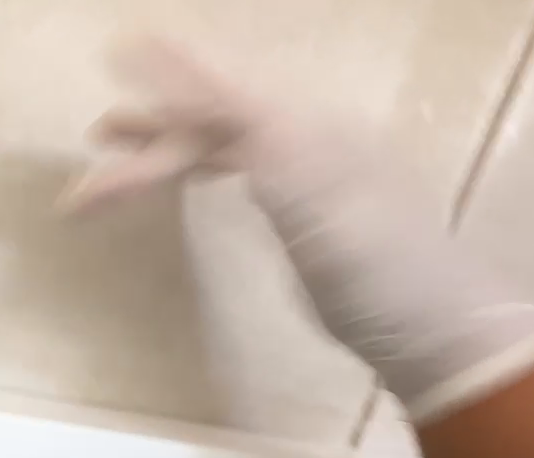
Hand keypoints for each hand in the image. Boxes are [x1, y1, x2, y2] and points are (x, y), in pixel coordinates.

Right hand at [61, 40, 533, 423]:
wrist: (436, 328)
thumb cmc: (386, 285)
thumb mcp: (334, 227)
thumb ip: (281, 167)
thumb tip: (231, 117)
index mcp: (315, 142)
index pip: (230, 100)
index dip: (175, 77)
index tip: (122, 52)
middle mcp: (311, 142)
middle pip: (218, 121)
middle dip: (153, 130)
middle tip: (97, 133)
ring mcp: (309, 172)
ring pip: (223, 141)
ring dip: (167, 144)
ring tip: (116, 144)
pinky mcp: (303, 204)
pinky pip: (238, 165)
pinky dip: (197, 164)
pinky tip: (183, 173)